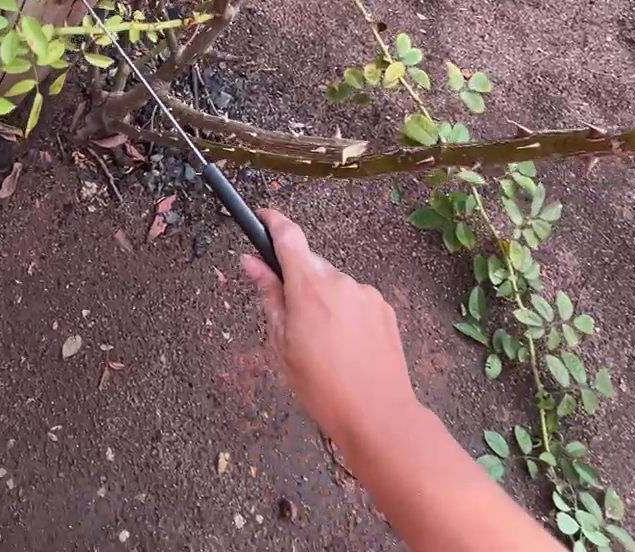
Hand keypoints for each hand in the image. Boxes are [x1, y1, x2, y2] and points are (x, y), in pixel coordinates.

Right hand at [241, 208, 417, 444]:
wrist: (379, 416)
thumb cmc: (323, 387)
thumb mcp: (281, 342)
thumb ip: (268, 295)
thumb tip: (251, 262)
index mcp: (309, 289)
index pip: (288, 236)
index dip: (272, 221)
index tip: (262, 217)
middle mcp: (339, 282)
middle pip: (309, 262)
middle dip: (296, 278)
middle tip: (290, 315)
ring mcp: (365, 294)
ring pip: (332, 281)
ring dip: (321, 296)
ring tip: (322, 339)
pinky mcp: (383, 307)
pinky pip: (354, 296)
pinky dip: (344, 309)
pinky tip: (344, 342)